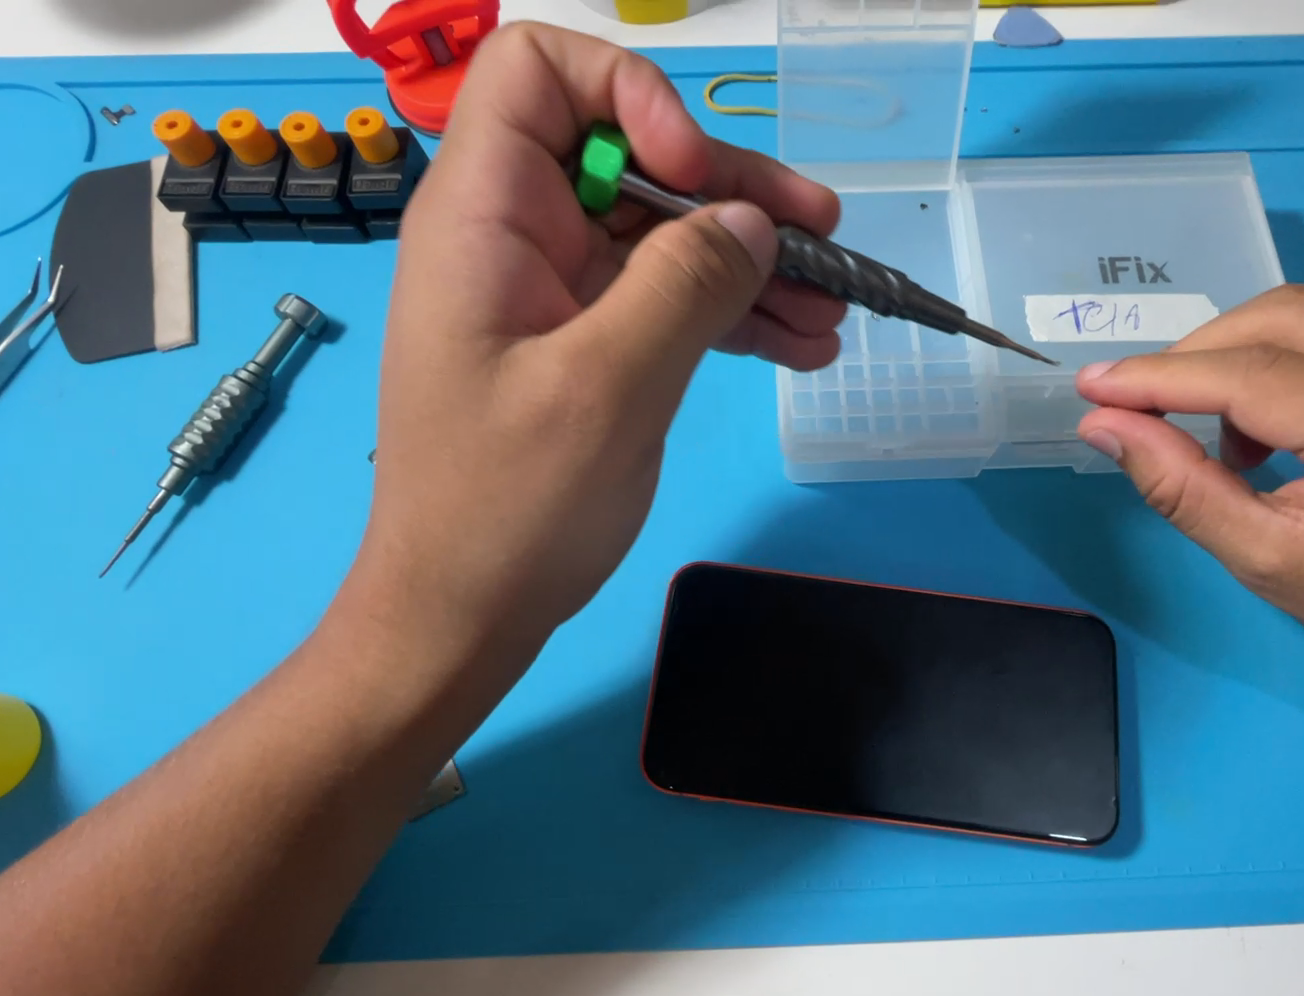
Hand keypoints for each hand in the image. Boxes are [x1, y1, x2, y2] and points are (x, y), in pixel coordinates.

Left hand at [336, 24, 844, 675]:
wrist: (469, 610)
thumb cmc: (511, 505)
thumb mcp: (605, 387)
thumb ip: (684, 285)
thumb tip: (751, 221)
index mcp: (488, 218)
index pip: (540, 76)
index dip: (629, 96)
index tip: (696, 173)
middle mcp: (523, 240)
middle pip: (636, 163)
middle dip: (734, 194)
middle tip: (826, 234)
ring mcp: (563, 300)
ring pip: (668, 242)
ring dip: (754, 267)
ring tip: (833, 310)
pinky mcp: (596, 353)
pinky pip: (673, 307)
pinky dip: (736, 319)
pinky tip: (802, 346)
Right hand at [1076, 285, 1303, 707]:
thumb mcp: (1267, 562)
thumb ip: (1179, 486)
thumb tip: (1103, 424)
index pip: (1262, 379)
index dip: (1164, 377)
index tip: (1093, 387)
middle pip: (1289, 318)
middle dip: (1195, 356)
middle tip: (1144, 408)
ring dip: (1238, 354)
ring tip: (1223, 430)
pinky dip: (1289, 355)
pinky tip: (1278, 414)